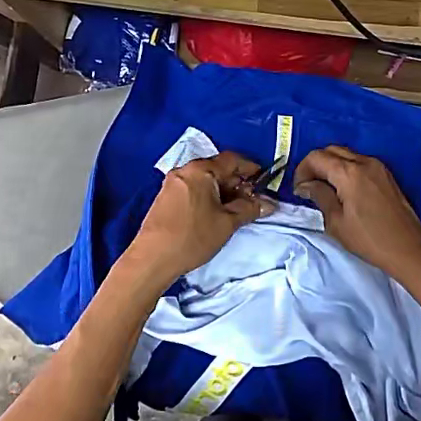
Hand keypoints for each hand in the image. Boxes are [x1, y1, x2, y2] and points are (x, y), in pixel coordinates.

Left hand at [118, 151, 268, 284]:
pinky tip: (216, 214)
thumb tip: (269, 203)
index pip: (232, 160)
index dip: (252, 169)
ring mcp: (172, 184)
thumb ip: (250, 208)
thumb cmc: (193, 237)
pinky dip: (209, 197)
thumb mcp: (228, 223)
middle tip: (252, 200)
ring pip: (205, 181)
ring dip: (223, 192)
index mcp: (200, 170)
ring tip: (236, 211)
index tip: (265, 181)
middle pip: (218, 169)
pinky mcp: (166, 198)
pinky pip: (194, 189)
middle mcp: (184, 171)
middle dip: (238, 183)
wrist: (152, 260)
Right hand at [294, 146, 420, 284]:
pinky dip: (347, 170)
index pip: (317, 157)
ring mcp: (379, 167)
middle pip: (332, 150)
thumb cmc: (369, 238)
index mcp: (350, 172)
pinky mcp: (387, 175)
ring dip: (332, 166)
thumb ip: (320, 196)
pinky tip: (343, 190)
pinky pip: (360, 163)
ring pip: (347, 155)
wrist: (408, 247)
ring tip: (324, 189)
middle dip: (316, 164)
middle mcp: (365, 162)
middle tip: (308, 187)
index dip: (302, 170)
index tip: (299, 189)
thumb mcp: (336, 221)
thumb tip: (307, 185)